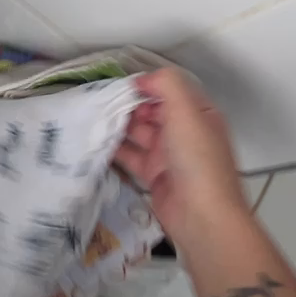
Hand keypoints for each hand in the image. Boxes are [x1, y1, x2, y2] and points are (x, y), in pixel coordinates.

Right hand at [114, 68, 252, 247]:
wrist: (202, 217)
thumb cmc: (197, 159)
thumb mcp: (186, 111)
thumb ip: (166, 84)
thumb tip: (141, 80)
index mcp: (198, 115)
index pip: (170, 90)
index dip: (148, 85)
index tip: (123, 86)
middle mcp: (184, 132)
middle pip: (151, 110)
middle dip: (128, 104)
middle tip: (101, 101)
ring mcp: (169, 154)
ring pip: (138, 131)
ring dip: (118, 124)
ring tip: (93, 117)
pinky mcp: (153, 175)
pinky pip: (130, 155)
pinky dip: (114, 147)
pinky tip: (96, 139)